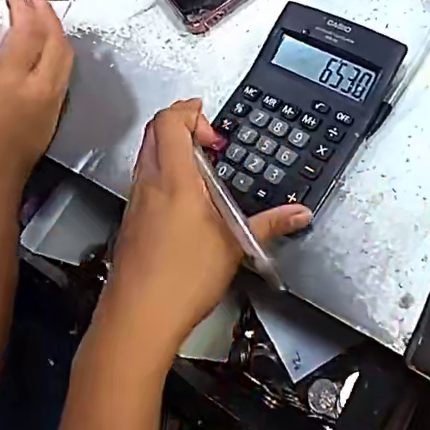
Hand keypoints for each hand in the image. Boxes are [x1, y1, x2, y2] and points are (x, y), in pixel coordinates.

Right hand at [0, 0, 71, 189]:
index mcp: (12, 82)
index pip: (28, 32)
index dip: (22, 7)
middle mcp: (40, 91)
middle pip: (56, 42)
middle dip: (47, 14)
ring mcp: (51, 104)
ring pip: (66, 59)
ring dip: (57, 33)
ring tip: (42, 16)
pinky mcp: (54, 115)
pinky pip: (65, 76)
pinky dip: (60, 54)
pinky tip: (47, 50)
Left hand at [98, 100, 310, 364]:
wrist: (138, 317)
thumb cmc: (180, 280)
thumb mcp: (236, 246)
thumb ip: (270, 223)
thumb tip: (298, 213)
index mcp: (174, 180)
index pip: (169, 122)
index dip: (188, 111)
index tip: (209, 120)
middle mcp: (149, 185)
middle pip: (154, 132)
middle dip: (181, 125)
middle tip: (208, 139)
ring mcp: (136, 203)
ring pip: (147, 156)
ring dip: (172, 150)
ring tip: (202, 170)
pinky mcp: (132, 222)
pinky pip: (144, 181)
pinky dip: (164, 175)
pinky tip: (186, 202)